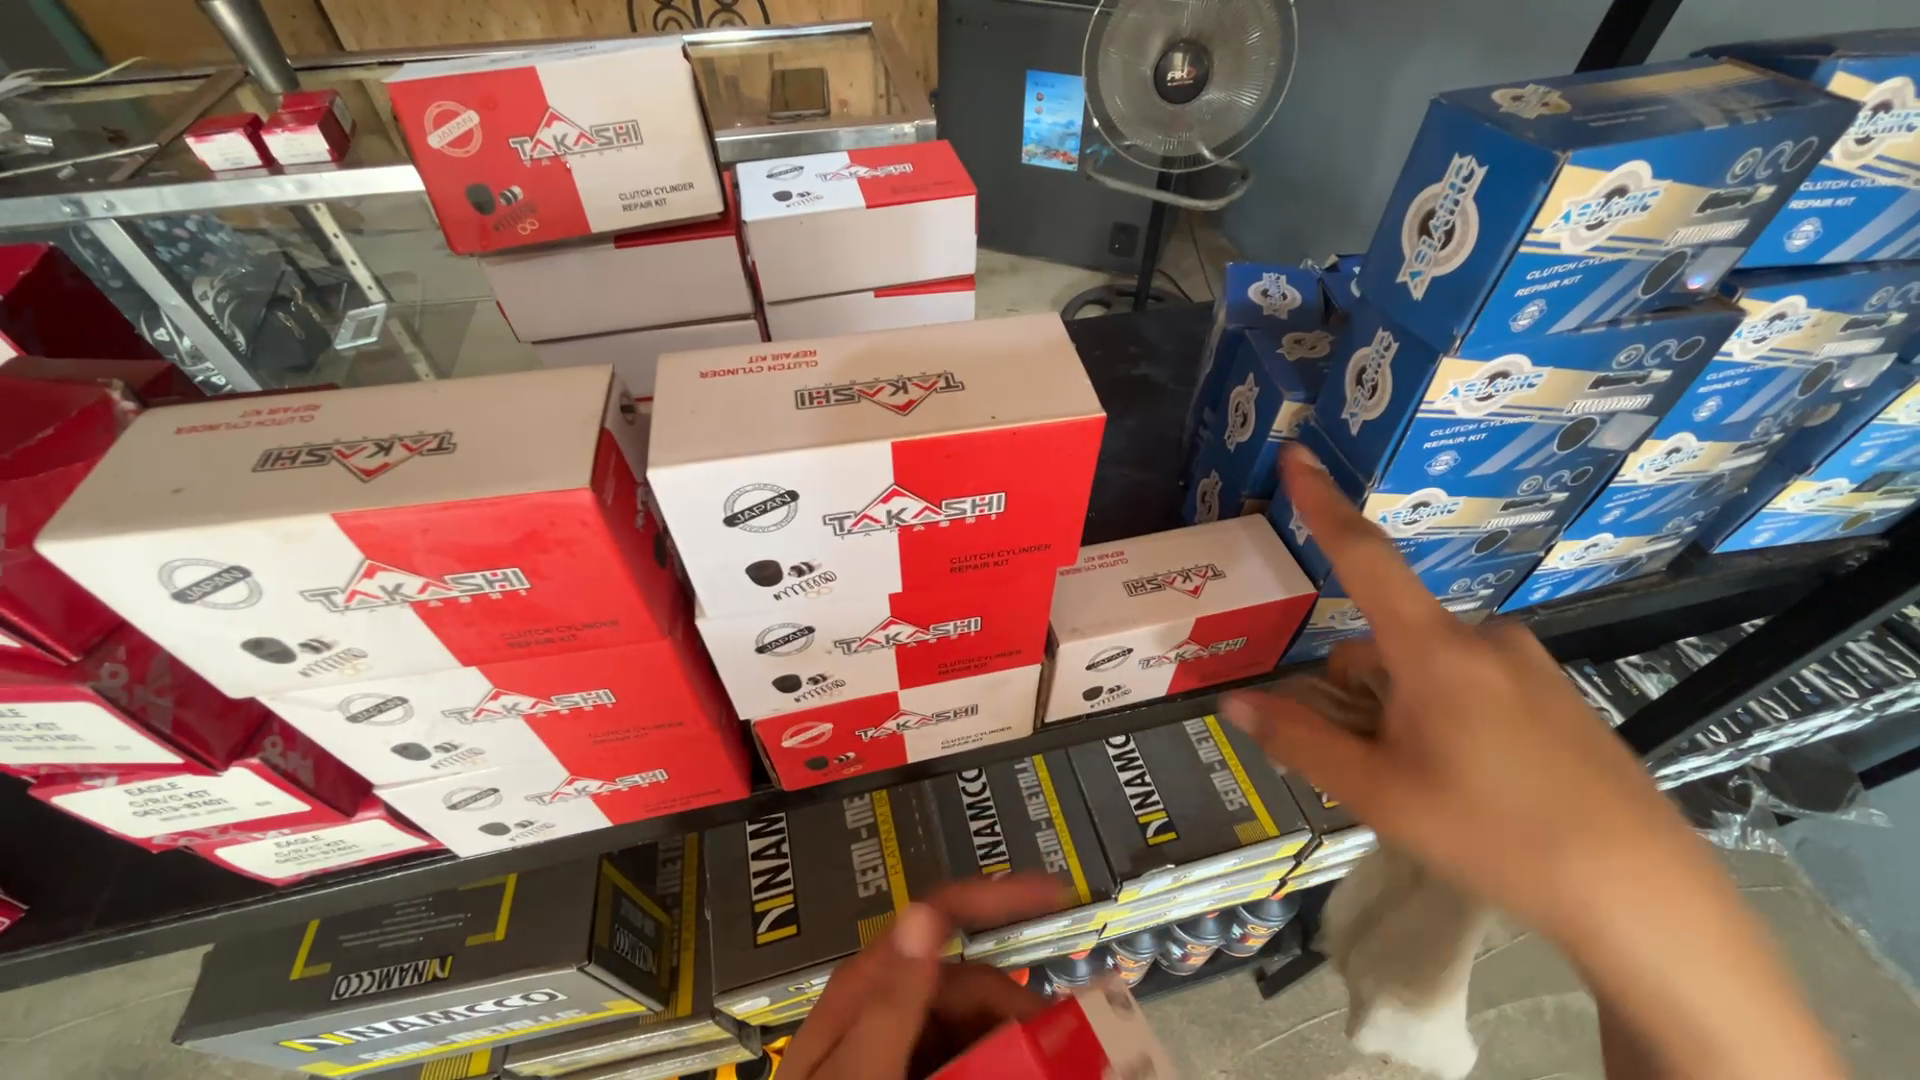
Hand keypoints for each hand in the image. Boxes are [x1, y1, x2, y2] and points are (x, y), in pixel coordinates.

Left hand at [782, 876, 1064, 1079]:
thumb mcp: (857, 1067)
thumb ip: (892, 996)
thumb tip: (925, 913)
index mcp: (871, 979)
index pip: (941, 911)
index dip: (1000, 894)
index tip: (1056, 896)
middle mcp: (889, 995)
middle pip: (973, 981)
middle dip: (1017, 1008)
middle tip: (1060, 1048)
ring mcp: (899, 1033)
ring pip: (976, 1020)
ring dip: (1010, 1039)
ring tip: (1041, 1062)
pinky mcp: (910, 1062)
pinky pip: (966, 1049)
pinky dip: (994, 1057)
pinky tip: (1012, 1069)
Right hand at [1226, 445, 1846, 1078]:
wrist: (1641, 893)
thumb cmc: (1494, 834)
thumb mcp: (1377, 794)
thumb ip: (1300, 741)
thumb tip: (1236, 703)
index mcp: (1433, 651)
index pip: (1364, 557)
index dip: (1322, 505)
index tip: (1297, 454)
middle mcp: (1482, 639)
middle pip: (1383, 637)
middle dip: (1353, 683)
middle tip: (1361, 760)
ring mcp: (1526, 665)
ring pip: (1424, 662)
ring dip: (1396, 701)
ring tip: (1417, 782)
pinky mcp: (1554, 694)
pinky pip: (1470, 680)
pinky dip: (1440, 710)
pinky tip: (1468, 780)